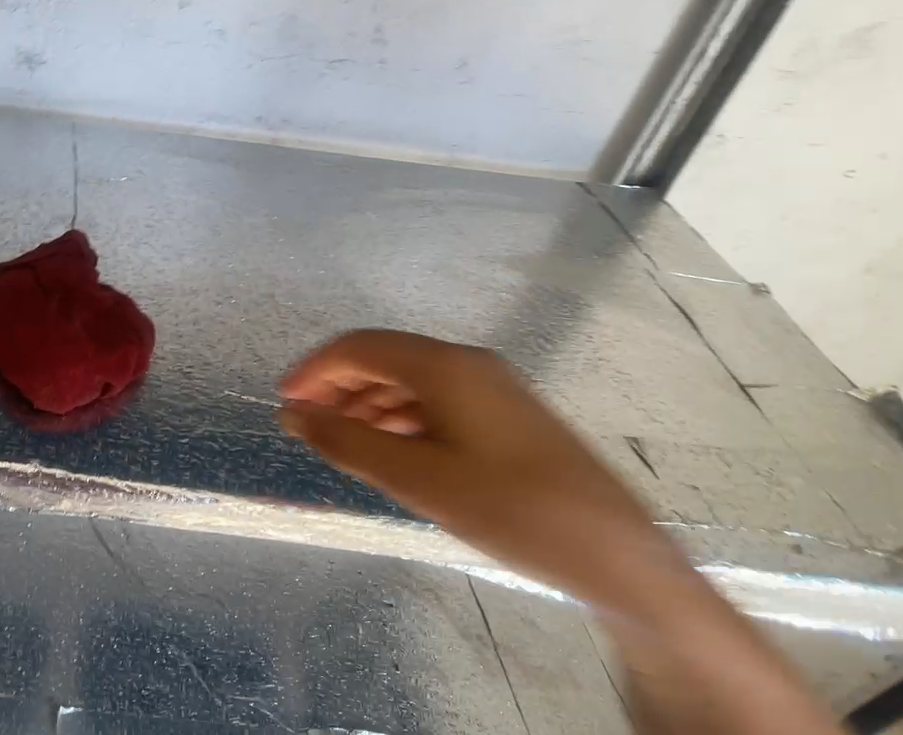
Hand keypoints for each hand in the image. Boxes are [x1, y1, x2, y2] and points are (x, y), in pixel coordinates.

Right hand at [279, 330, 697, 616]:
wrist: (619, 556)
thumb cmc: (510, 510)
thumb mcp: (416, 479)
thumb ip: (346, 442)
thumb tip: (291, 414)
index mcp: (444, 366)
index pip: (358, 347)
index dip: (314, 370)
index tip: (284, 403)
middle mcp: (467, 363)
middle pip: (383, 359)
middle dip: (338, 387)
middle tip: (307, 427)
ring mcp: (492, 387)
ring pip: (409, 381)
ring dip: (367, 405)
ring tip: (342, 445)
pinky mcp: (507, 414)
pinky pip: (436, 400)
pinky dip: (400, 418)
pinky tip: (391, 452)